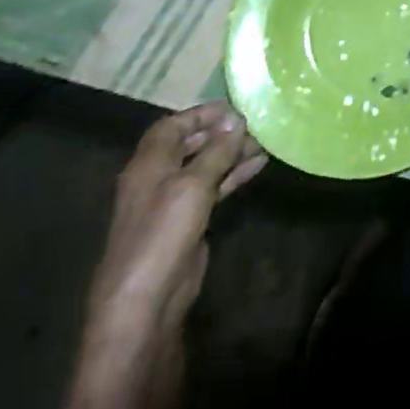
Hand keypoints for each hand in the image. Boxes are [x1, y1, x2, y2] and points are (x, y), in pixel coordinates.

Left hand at [85, 103, 267, 337]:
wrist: (145, 300)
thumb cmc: (162, 234)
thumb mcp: (192, 186)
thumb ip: (216, 151)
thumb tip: (237, 120)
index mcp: (148, 165)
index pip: (171, 126)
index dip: (200, 115)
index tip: (234, 108)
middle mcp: (157, 178)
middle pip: (189, 145)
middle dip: (220, 132)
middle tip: (255, 124)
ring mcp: (172, 202)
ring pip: (205, 166)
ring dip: (231, 152)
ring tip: (264, 141)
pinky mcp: (187, 222)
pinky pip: (213, 188)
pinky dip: (233, 175)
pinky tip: (258, 165)